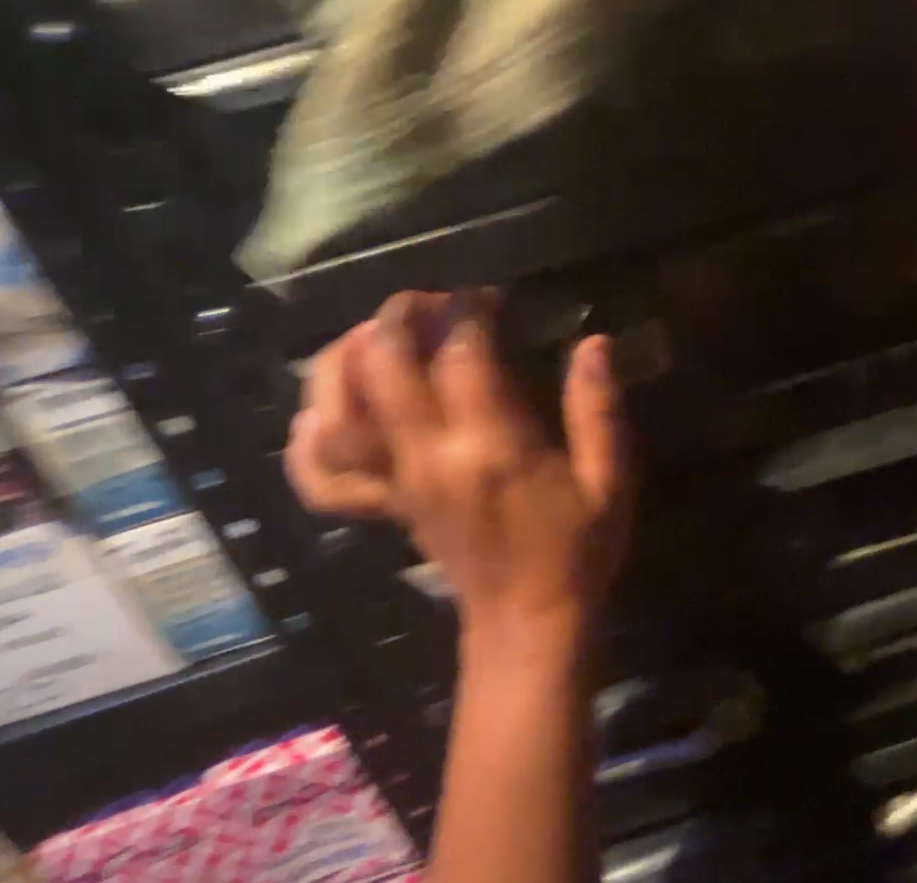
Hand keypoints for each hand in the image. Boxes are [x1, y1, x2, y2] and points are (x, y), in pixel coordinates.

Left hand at [286, 291, 632, 641]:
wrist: (529, 621)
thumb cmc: (577, 548)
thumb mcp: (609, 480)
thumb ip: (599, 410)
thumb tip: (594, 344)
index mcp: (492, 448)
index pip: (460, 355)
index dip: (469, 310)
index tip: (491, 295)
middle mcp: (430, 458)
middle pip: (383, 368)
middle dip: (399, 316)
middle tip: (431, 300)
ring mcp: (397, 484)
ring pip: (336, 414)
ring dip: (343, 359)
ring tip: (374, 335)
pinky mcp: (383, 506)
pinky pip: (322, 476)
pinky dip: (307, 439)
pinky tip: (321, 410)